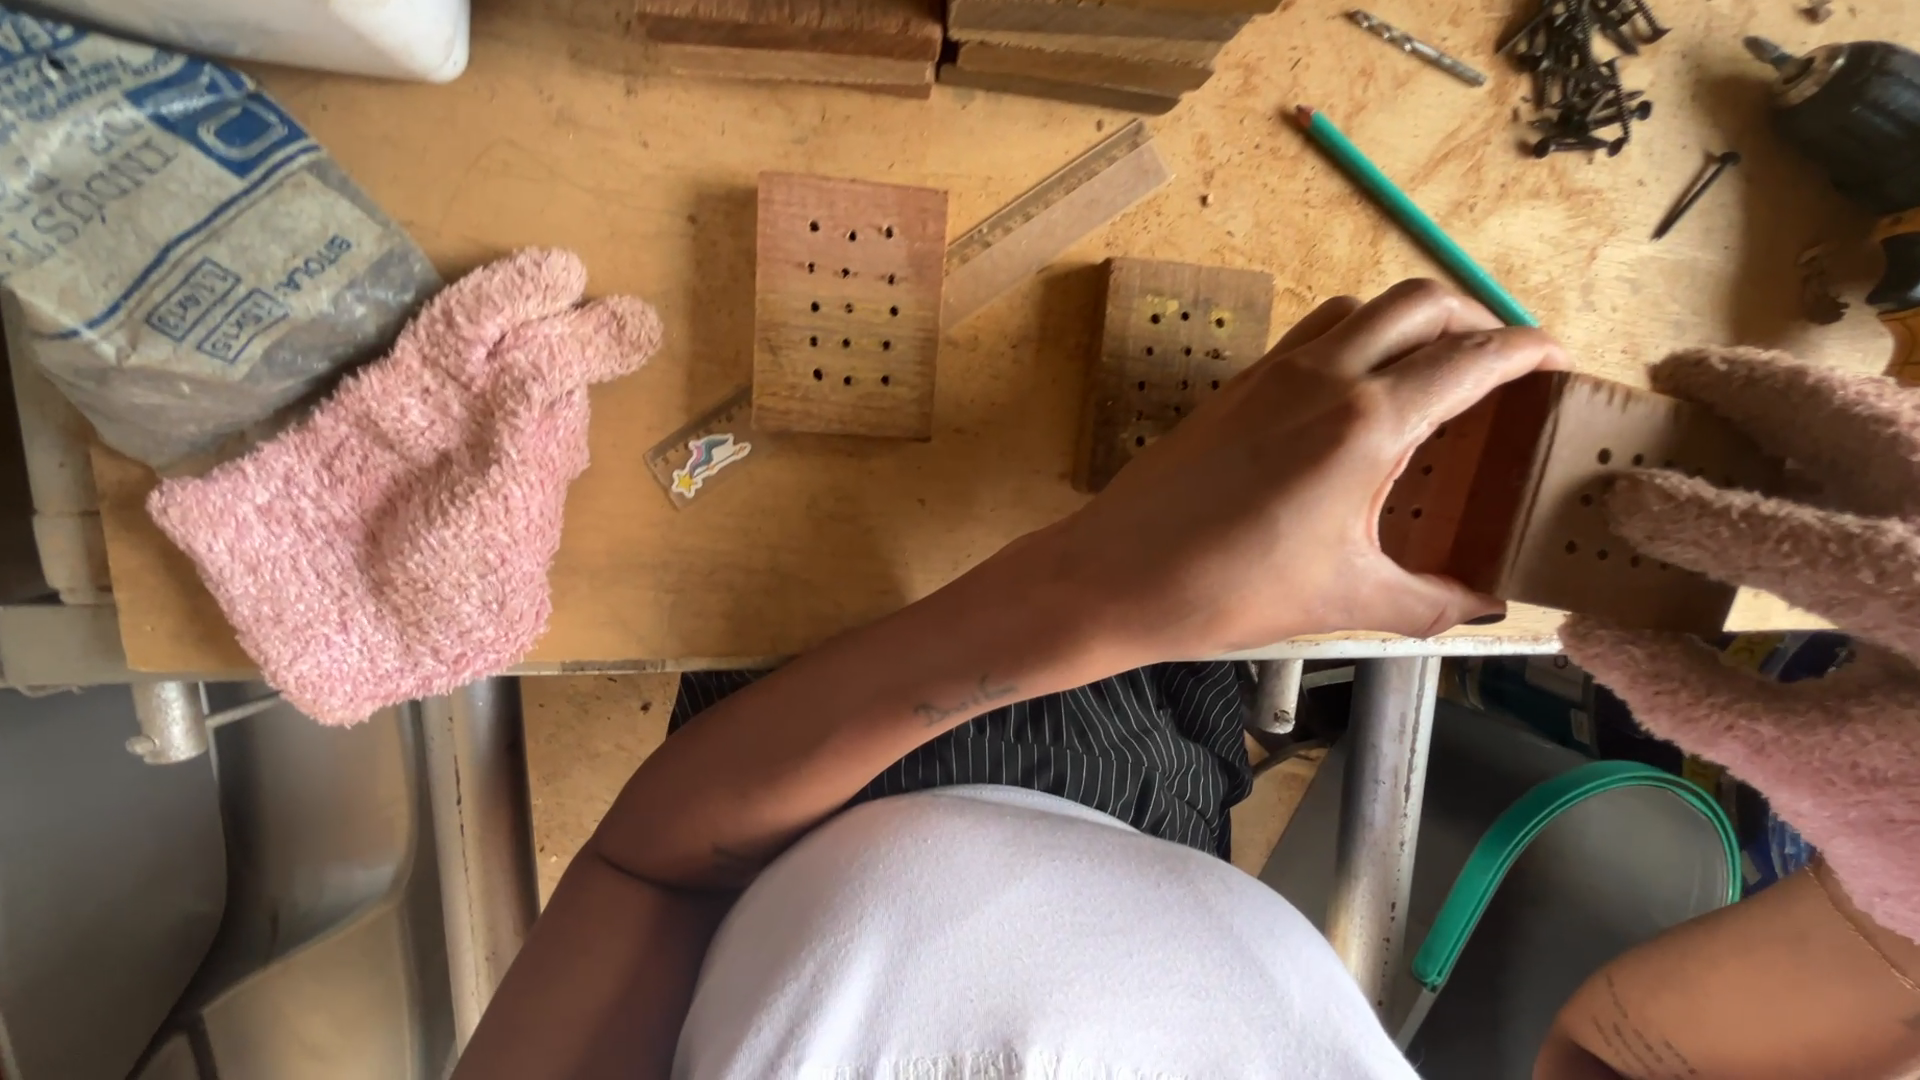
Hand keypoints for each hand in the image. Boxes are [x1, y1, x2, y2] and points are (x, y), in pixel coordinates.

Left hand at [1021, 278, 1566, 663]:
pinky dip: (1343, 343)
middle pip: (1418, 303)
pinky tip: (1341, 397)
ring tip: (1419, 368)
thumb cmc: (1228, 590)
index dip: (1528, 350)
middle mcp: (1319, 378)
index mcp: (1365, 423)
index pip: (1472, 359)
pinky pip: (1302, 340)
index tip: (1555, 358)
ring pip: (1354, 309)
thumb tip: (1477, 601)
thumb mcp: (1344, 600)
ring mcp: (1266, 375)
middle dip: (1472, 315)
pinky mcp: (1228, 390)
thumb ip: (1428, 600)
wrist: (1116, 575)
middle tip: (1493, 358)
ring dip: (1400, 321)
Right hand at [1560, 347, 1919, 944]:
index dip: (1712, 521)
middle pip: (1899, 444)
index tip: (1619, 498)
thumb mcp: (1795, 767)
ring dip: (1822, 401)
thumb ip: (1683, 692)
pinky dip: (1861, 431)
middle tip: (1679, 374)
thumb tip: (1584, 626)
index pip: (1830, 556)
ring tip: (1729, 388)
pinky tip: (1799, 437)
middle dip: (1779, 399)